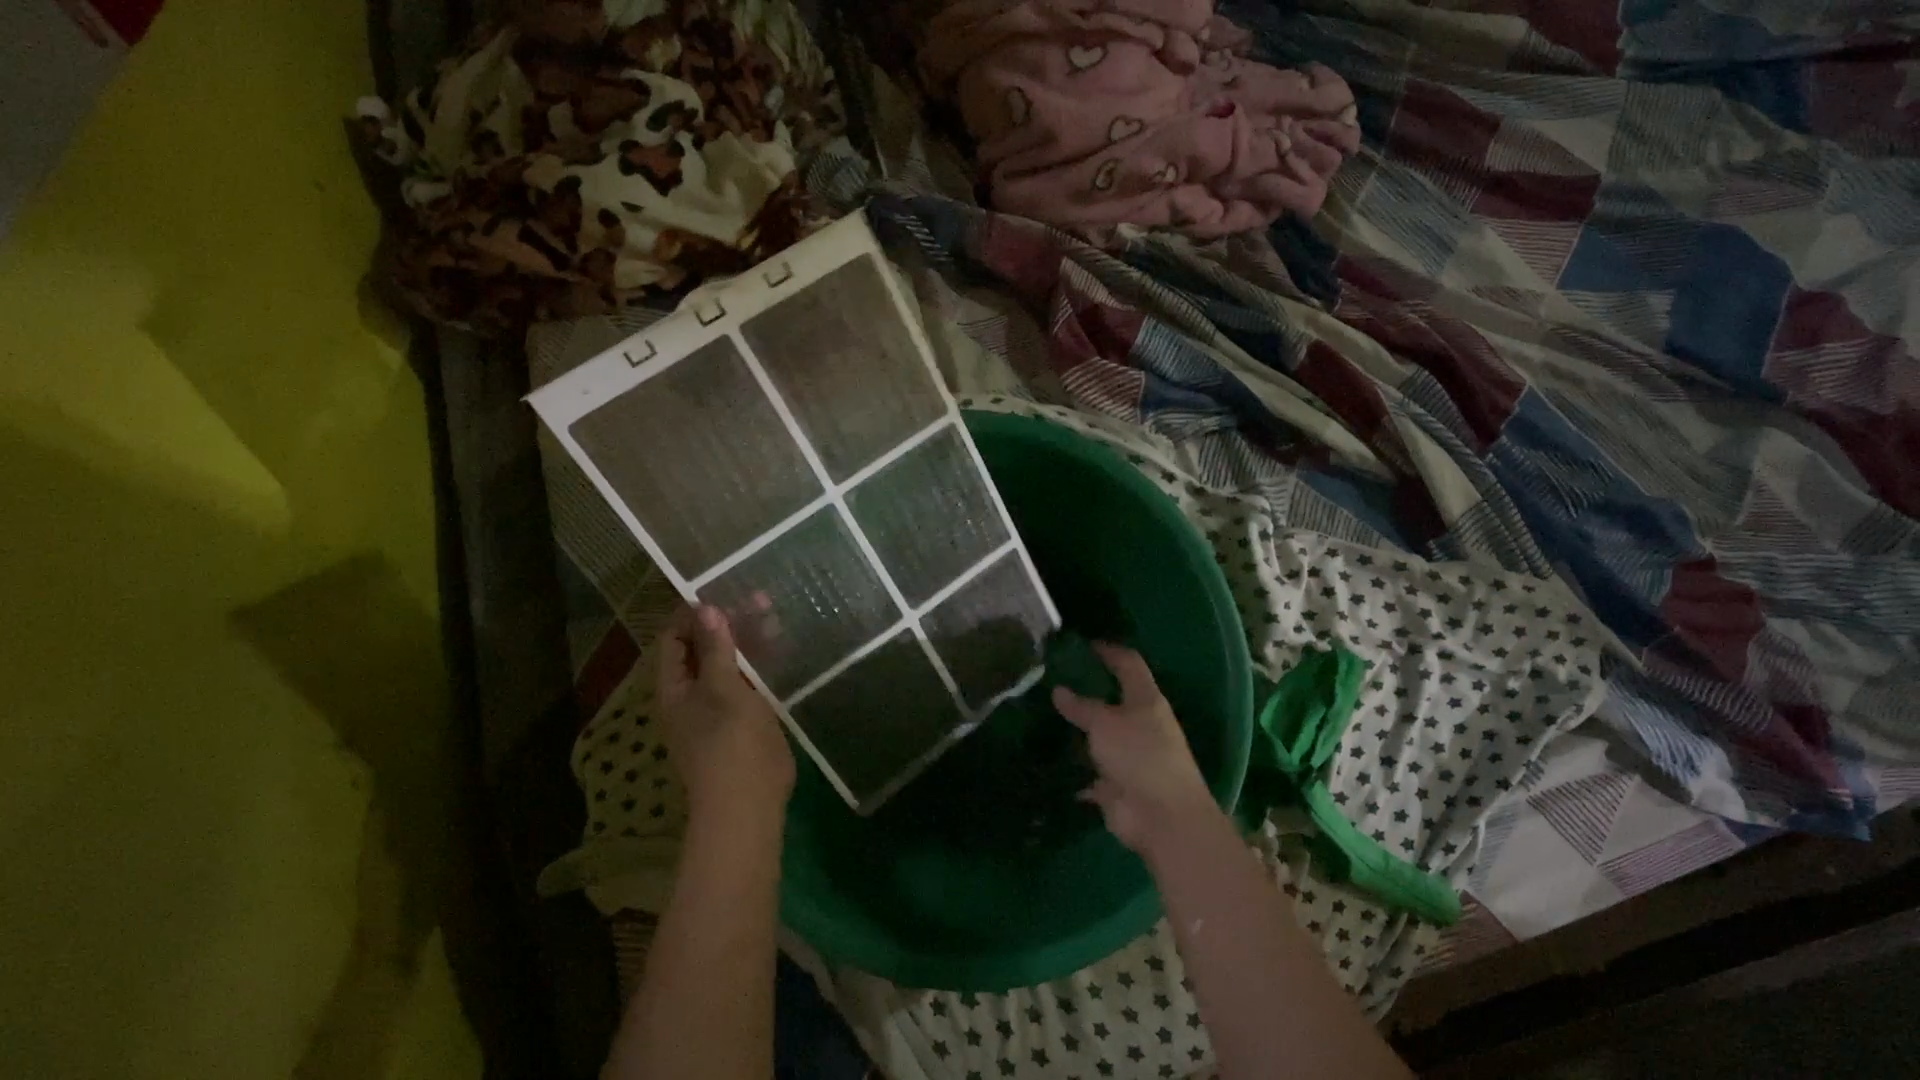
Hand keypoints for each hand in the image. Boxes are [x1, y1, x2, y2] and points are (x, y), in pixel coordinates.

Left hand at [655, 603, 795, 830]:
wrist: (747, 803)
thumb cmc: (729, 742)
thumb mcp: (722, 689)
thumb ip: (715, 650)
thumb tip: (706, 610)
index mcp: (674, 688)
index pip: (674, 640)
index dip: (693, 615)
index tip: (721, 591)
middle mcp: (691, 696)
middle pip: (703, 651)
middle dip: (727, 624)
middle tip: (759, 600)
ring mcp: (717, 711)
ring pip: (728, 666)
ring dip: (747, 642)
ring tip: (775, 617)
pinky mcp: (742, 723)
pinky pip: (747, 685)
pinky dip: (760, 666)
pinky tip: (782, 651)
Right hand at [1052, 643, 1218, 858]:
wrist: (1162, 816)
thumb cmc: (1140, 756)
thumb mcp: (1106, 723)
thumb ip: (1082, 707)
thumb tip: (1059, 690)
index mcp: (1146, 700)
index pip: (1129, 665)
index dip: (1109, 651)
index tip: (1083, 643)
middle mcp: (1140, 725)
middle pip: (1112, 701)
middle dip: (1086, 692)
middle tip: (1050, 681)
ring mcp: (1129, 756)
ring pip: (1099, 737)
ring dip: (1077, 731)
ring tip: (1041, 717)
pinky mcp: (1116, 785)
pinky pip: (1090, 771)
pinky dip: (1072, 768)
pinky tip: (1046, 760)